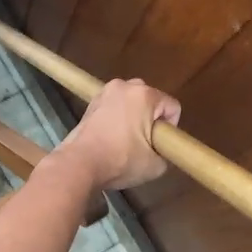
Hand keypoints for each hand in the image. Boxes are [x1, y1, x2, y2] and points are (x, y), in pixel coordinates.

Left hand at [51, 79, 179, 189]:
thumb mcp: (155, 165)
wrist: (79, 164)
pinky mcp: (90, 102)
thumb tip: (159, 151)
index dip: (170, 128)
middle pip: (150, 100)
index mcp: (145, 95)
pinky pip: (113, 107)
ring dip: (133, 117)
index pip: (172, 106)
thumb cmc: (120, 161)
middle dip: (151, 119)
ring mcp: (104, 92)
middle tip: (144, 143)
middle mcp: (125, 86)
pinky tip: (111, 137)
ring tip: (127, 141)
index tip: (159, 145)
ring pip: (130, 102)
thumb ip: (166, 153)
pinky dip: (116, 118)